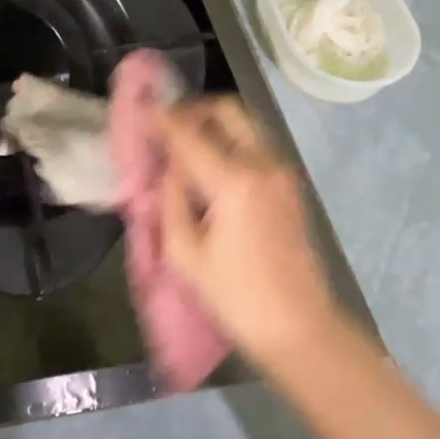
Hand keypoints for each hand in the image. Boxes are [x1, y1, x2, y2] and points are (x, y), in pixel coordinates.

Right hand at [158, 98, 339, 363]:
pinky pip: (255, 146)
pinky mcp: (290, 185)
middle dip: (191, 112)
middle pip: (225, 110)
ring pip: (243, 124)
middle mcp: (263, 164)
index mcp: (234, 181)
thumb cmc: (236, 297)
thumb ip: (171, 201)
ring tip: (184, 150)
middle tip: (165, 130)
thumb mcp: (184, 253)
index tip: (139, 119)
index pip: (188, 132)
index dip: (160, 121)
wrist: (300, 328)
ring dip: (211, 126)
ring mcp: (282, 172)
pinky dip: (229, 143)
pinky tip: (208, 170)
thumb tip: (167, 172)